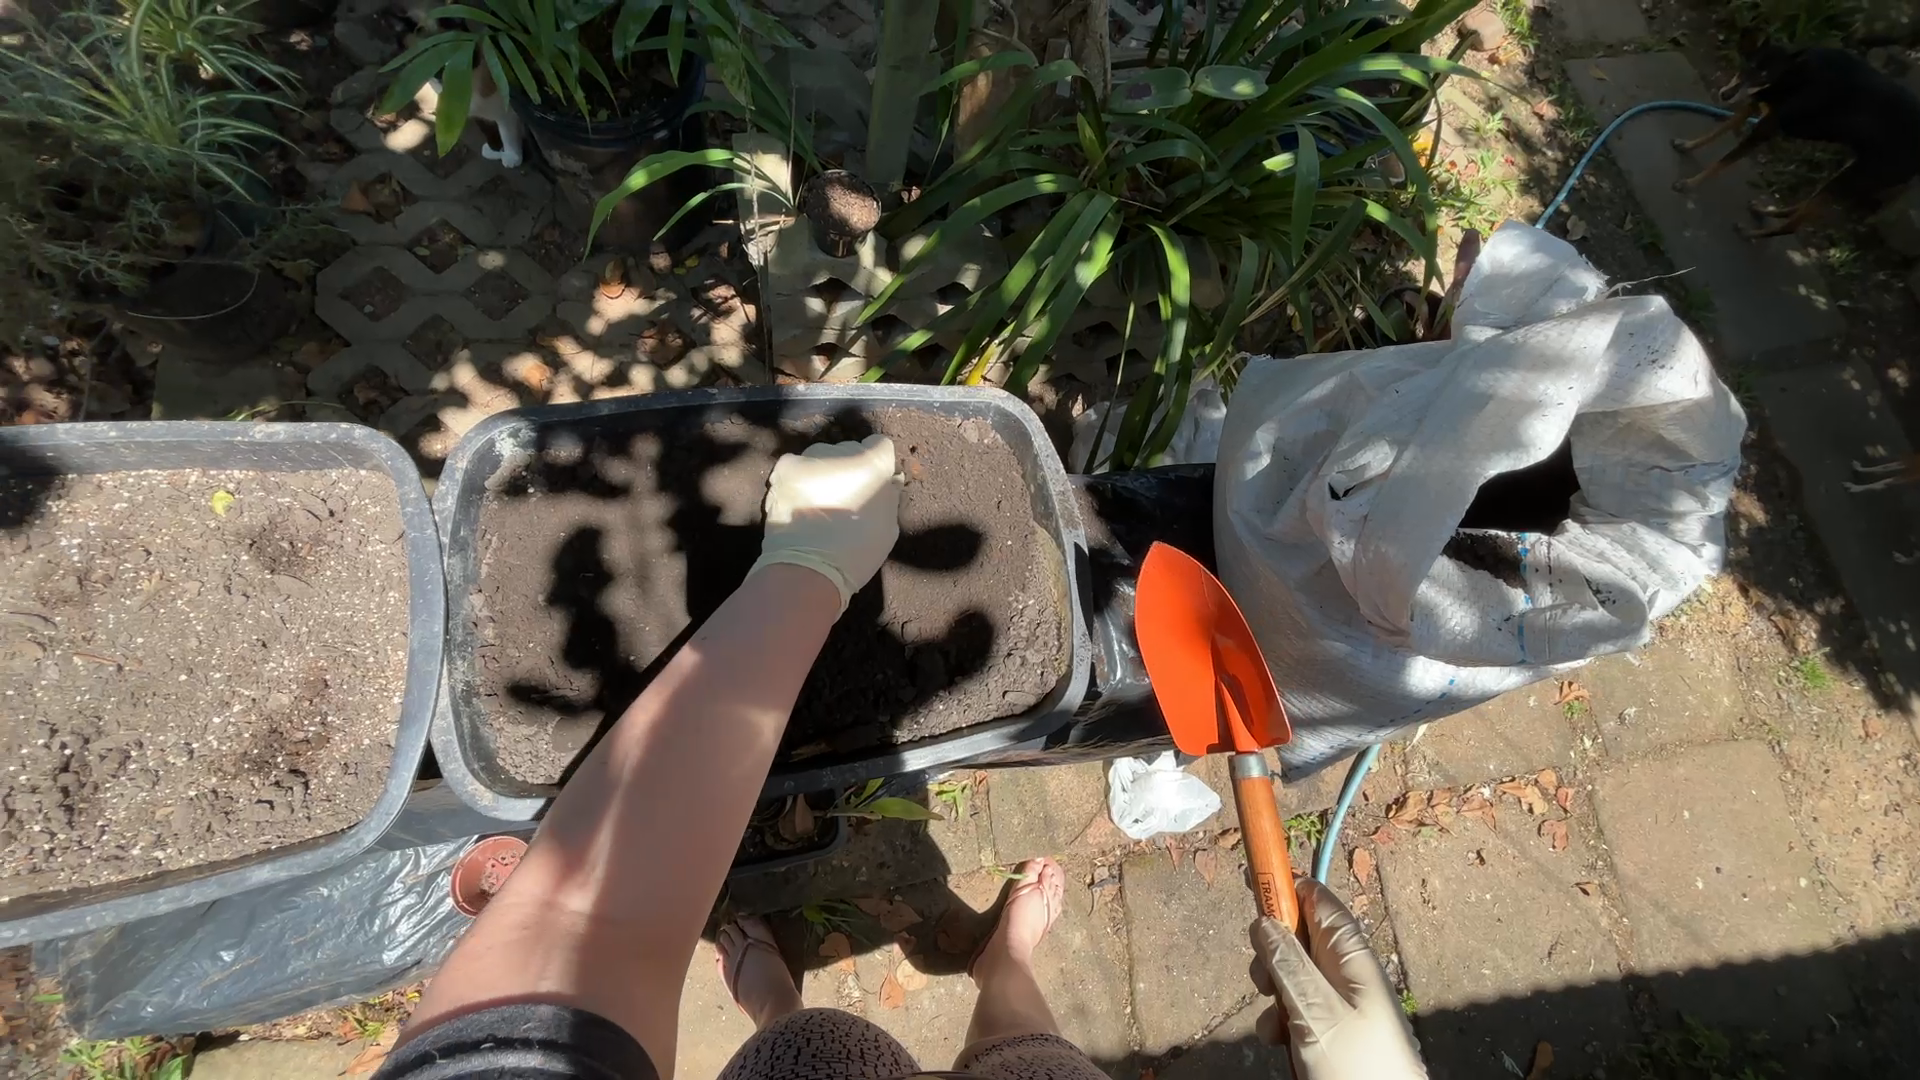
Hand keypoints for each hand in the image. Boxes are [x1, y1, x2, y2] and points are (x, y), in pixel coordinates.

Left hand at [751, 434, 901, 612]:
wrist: (807, 568)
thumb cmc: (858, 552)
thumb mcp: (889, 527)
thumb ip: (890, 495)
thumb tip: (890, 479)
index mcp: (873, 462)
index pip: (881, 445)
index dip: (879, 465)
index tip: (874, 484)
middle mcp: (841, 450)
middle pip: (849, 449)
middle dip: (849, 467)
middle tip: (846, 497)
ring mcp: (809, 458)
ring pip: (821, 457)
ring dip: (824, 471)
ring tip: (820, 503)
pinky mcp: (784, 469)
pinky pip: (797, 467)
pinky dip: (800, 479)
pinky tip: (802, 501)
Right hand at [1249, 878, 1426, 1079]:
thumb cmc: (1358, 1067)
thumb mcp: (1316, 1010)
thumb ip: (1287, 961)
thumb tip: (1263, 919)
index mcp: (1351, 955)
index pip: (1316, 898)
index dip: (1285, 886)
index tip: (1252, 884)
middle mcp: (1344, 971)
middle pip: (1296, 934)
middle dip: (1270, 949)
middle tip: (1263, 978)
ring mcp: (1337, 1002)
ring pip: (1290, 972)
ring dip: (1272, 989)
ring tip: (1273, 1020)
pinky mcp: (1328, 1028)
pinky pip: (1294, 1005)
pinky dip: (1279, 1017)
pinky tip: (1279, 1039)